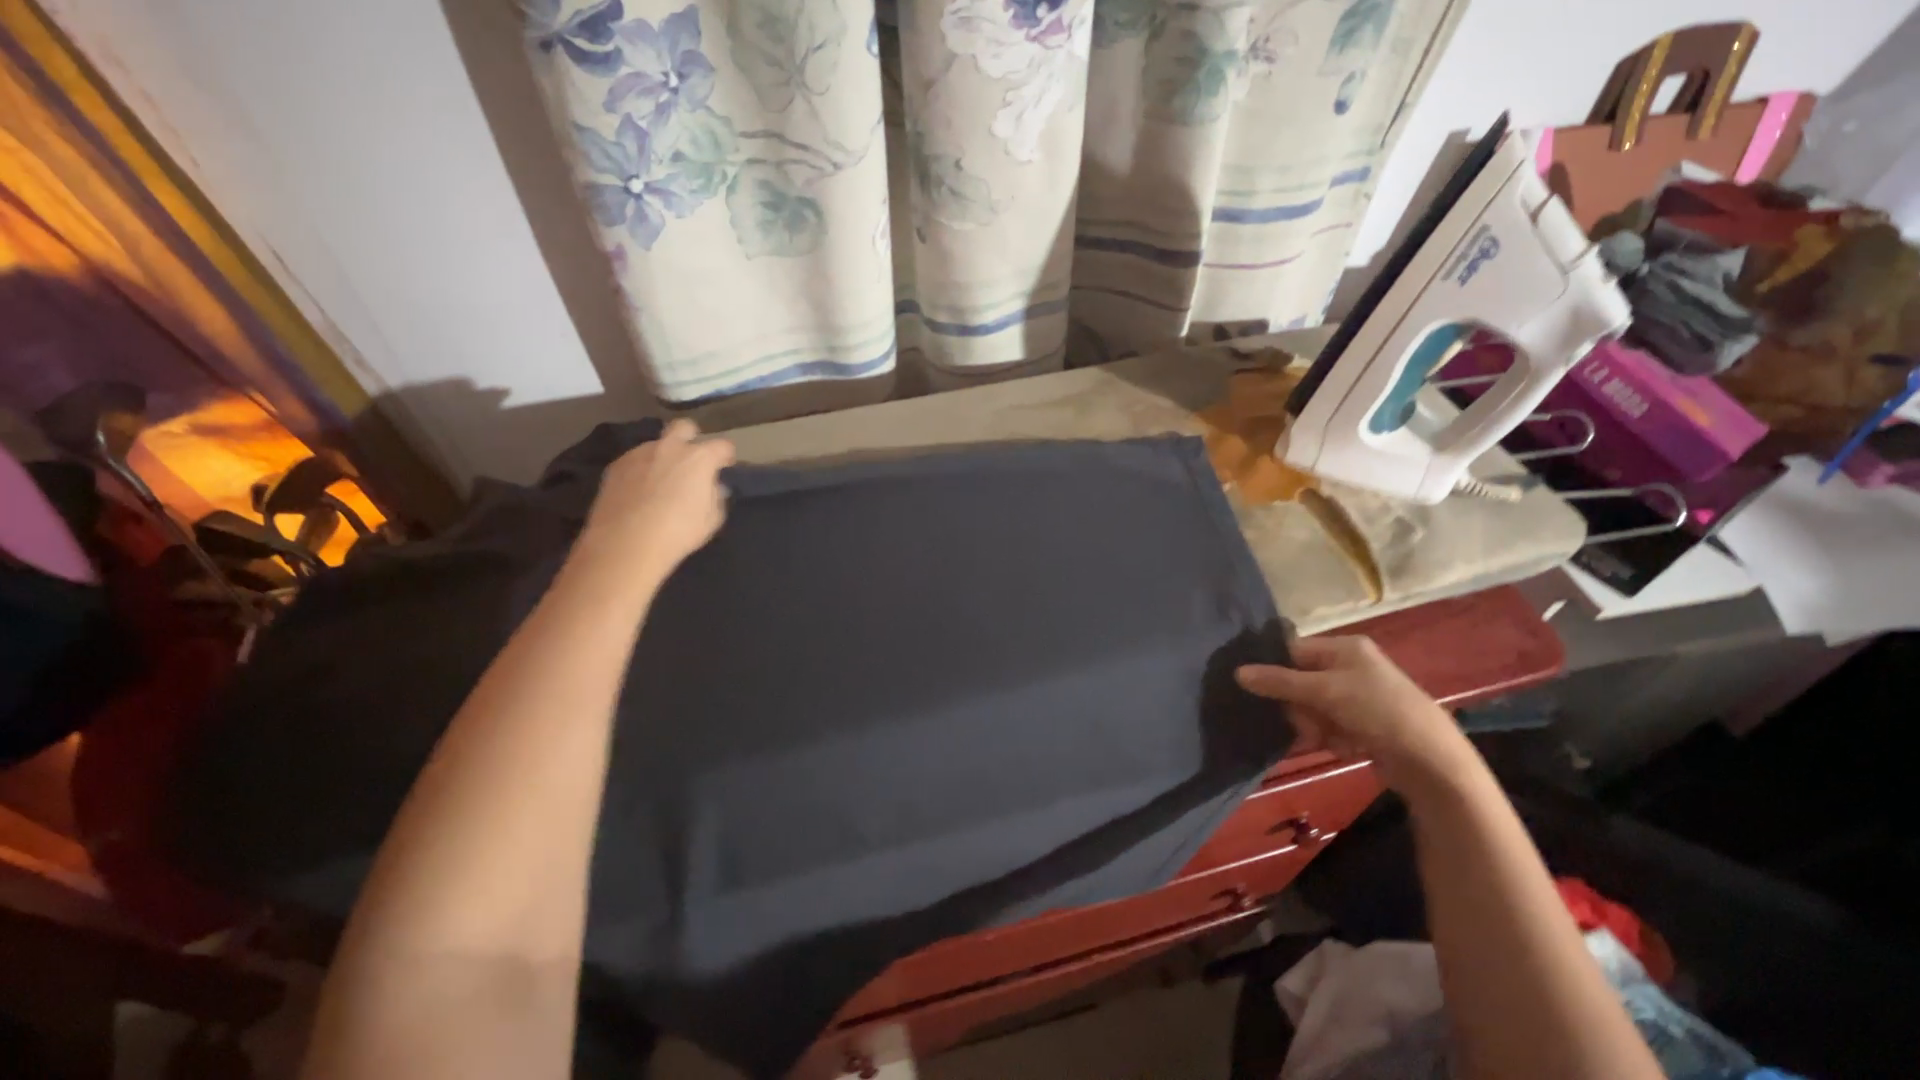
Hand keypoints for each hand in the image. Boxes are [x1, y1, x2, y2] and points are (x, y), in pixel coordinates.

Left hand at [581, 419, 734, 577]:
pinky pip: (635, 461)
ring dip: (662, 457)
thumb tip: (713, 487)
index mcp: (699, 458)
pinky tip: (638, 491)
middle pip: (684, 427)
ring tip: (659, 481)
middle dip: (690, 438)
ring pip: (656, 445)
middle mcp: (670, 448)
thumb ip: (716, 497)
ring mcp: (640, 454)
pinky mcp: (616, 465)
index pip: (722, 446)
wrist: (626, 543)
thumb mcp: (711, 520)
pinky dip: (641, 470)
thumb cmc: (677, 532)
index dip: (726, 456)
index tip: (725, 467)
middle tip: (690, 460)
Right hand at [1235, 636, 1471, 790]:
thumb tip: (1238, 672)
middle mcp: (1349, 667)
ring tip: (1329, 739)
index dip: (1275, 670)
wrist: (1428, 757)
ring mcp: (1357, 696)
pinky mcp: (1362, 723)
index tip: (1255, 691)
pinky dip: (1330, 738)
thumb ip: (1280, 682)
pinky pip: (1328, 726)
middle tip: (1309, 723)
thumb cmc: (1376, 710)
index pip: (1294, 651)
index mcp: (1344, 648)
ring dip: (1313, 726)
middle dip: (1299, 707)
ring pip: (1311, 709)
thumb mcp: (1324, 692)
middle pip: (1299, 683)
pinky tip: (1345, 747)